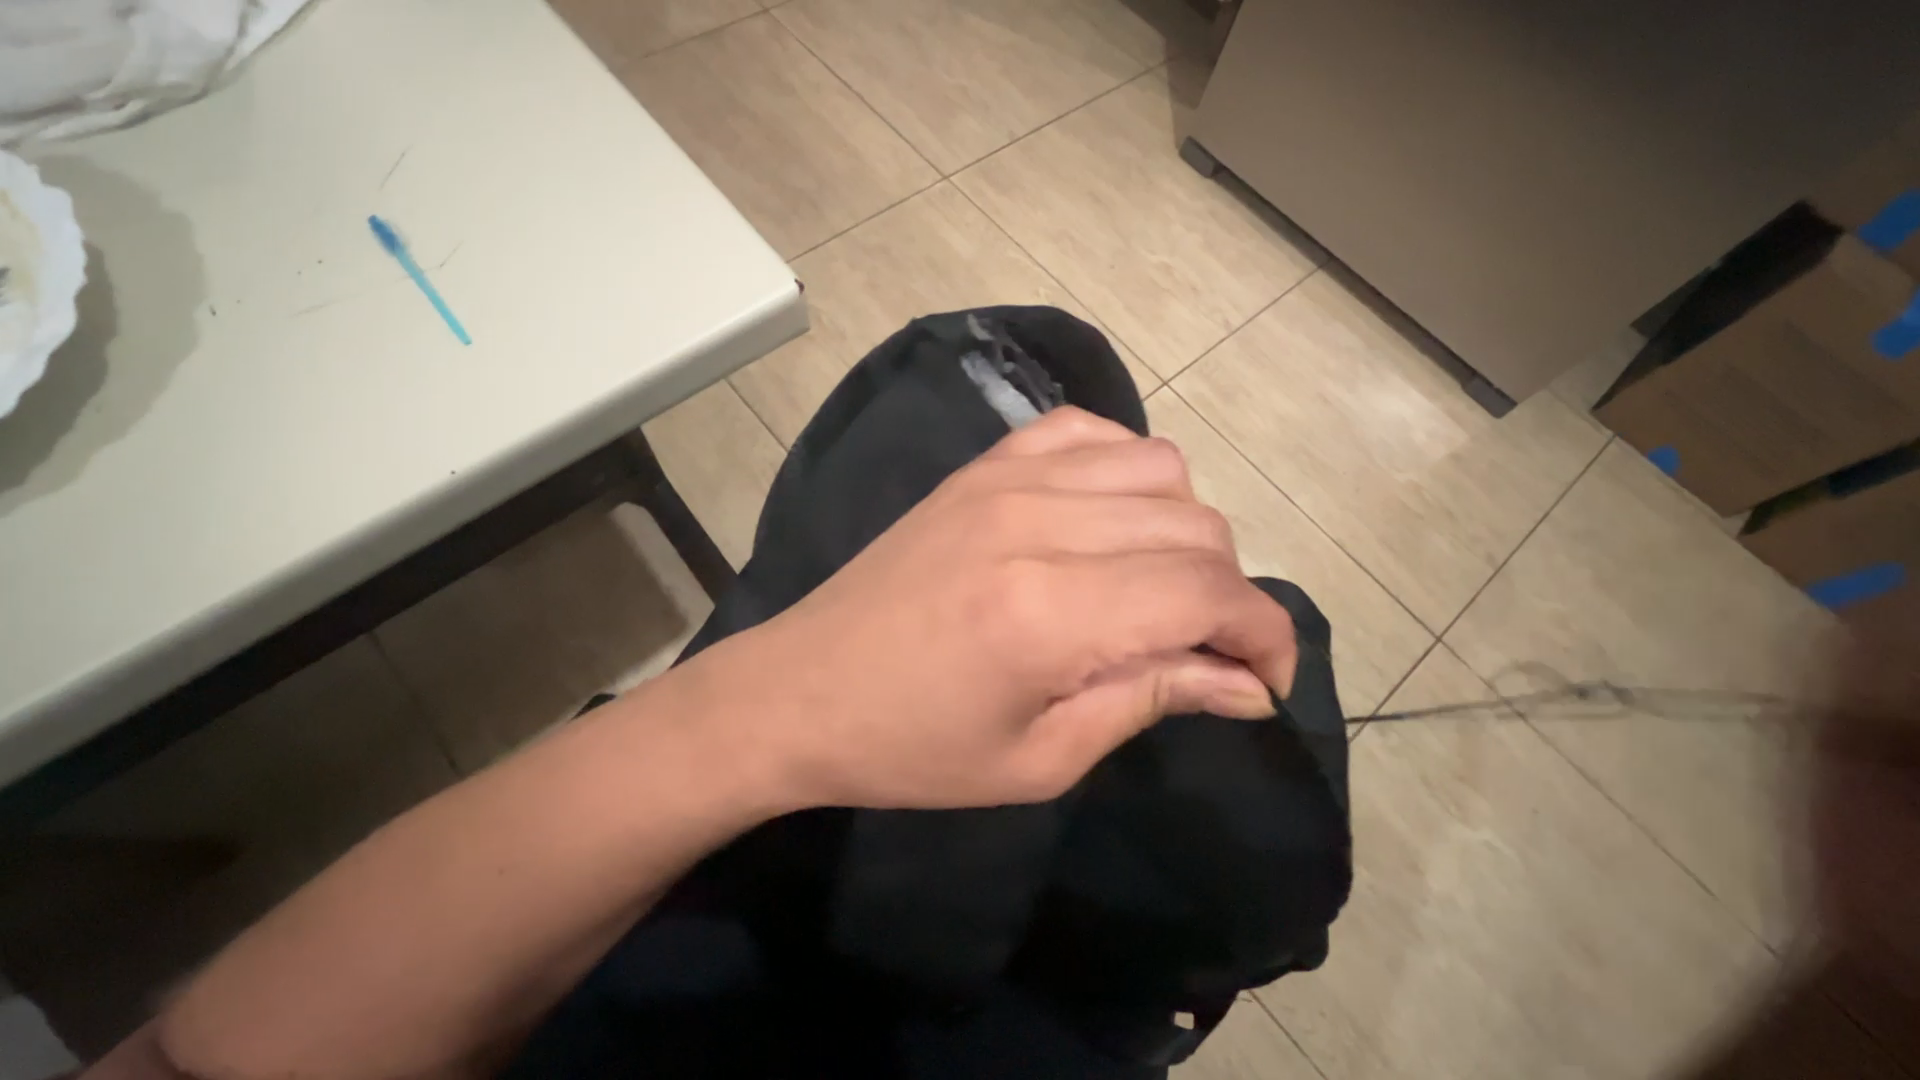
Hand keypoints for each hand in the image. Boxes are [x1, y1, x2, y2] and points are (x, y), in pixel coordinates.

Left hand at [697, 406, 1298, 812]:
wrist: (800, 690)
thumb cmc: (914, 749)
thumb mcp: (1041, 759)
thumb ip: (1151, 699)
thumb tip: (1246, 682)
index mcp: (1052, 611)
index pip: (1209, 592)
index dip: (1265, 635)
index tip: (1265, 679)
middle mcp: (1039, 522)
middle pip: (1197, 525)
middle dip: (1228, 594)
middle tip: (1203, 651)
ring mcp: (1008, 478)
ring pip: (1160, 467)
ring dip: (1184, 530)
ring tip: (1155, 587)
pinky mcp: (983, 464)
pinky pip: (1091, 430)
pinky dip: (1125, 470)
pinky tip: (1108, 521)